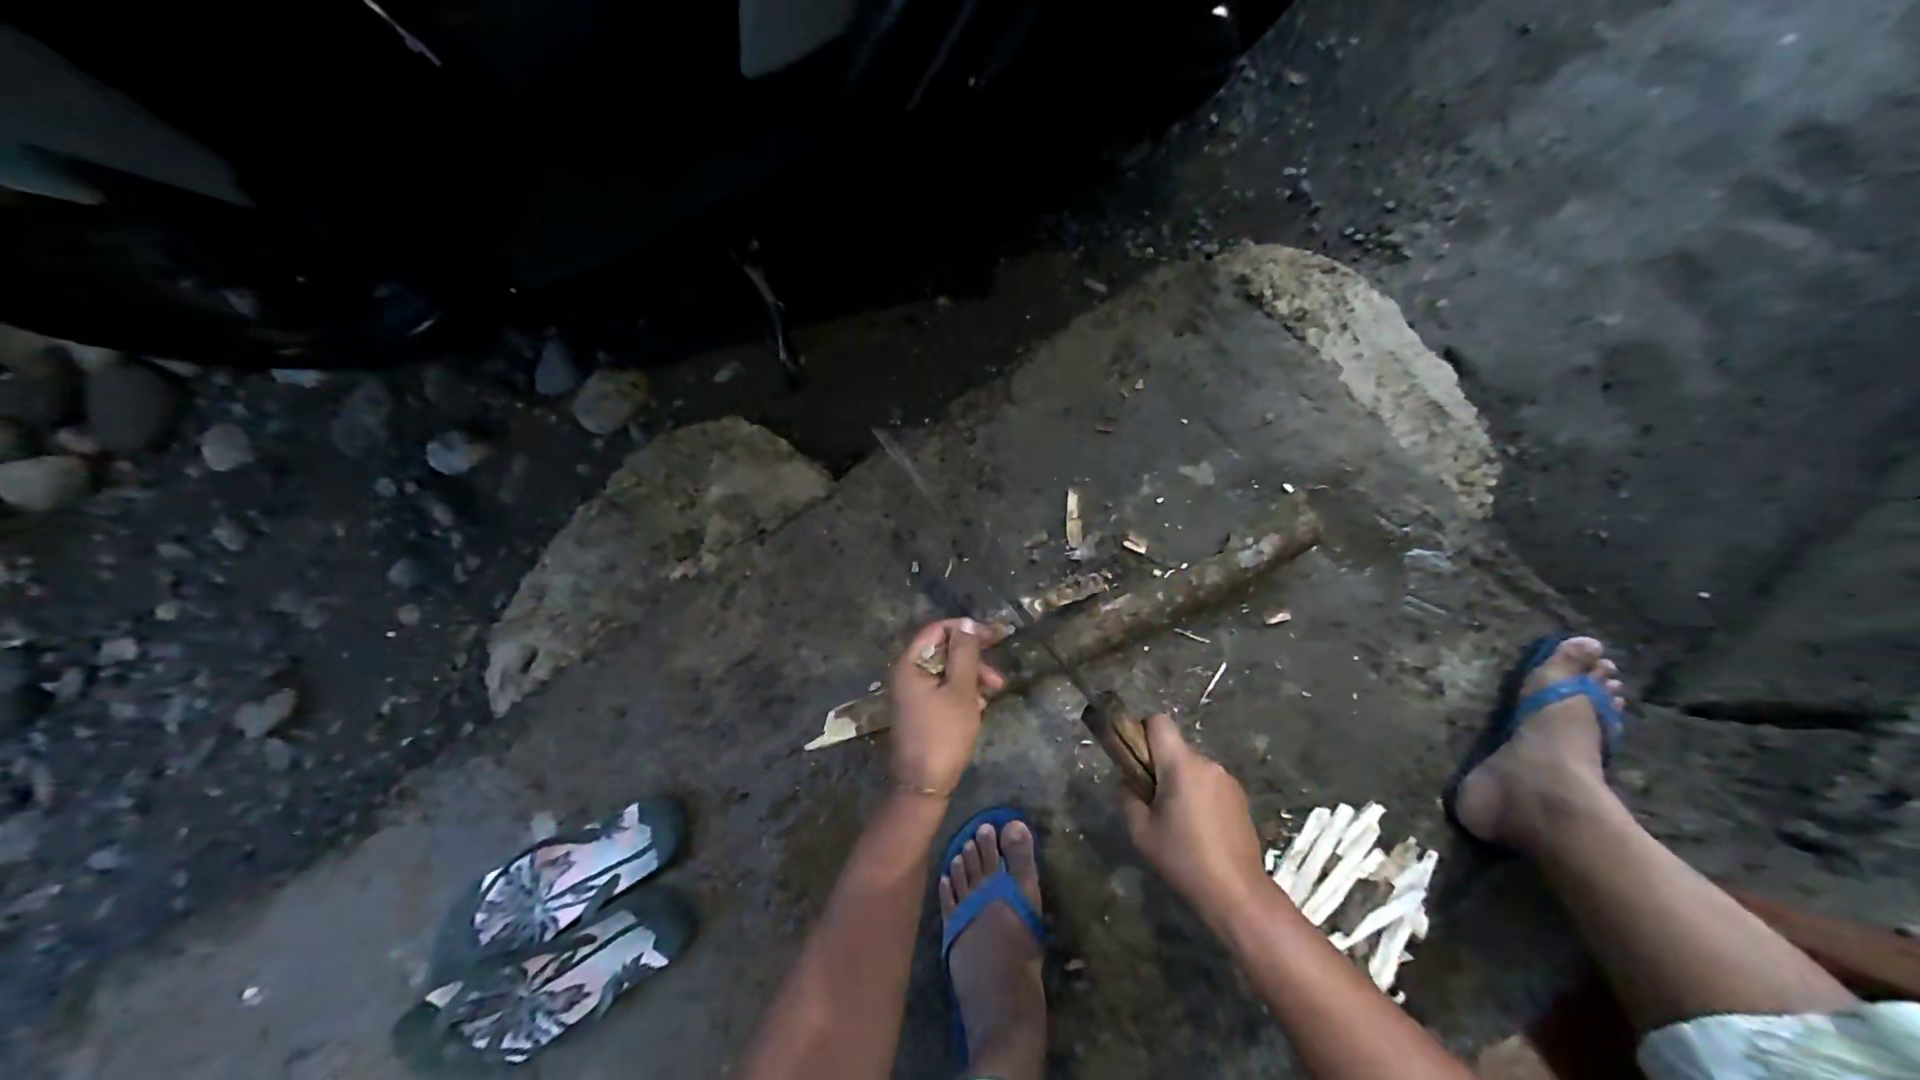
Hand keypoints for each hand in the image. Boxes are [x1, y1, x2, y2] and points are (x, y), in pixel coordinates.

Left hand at [888, 619, 1005, 795]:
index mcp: (910, 664)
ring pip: (946, 672)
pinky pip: (943, 689)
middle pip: (943, 651)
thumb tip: (967, 623)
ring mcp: (912, 693)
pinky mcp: (920, 710)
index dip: (967, 630)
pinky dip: (962, 693)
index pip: (937, 630)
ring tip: (993, 694)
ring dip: (971, 677)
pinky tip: (979, 706)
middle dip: (973, 659)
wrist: (924, 784)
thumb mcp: (960, 690)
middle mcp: (906, 674)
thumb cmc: (943, 734)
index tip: (995, 637)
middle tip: (998, 675)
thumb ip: (965, 654)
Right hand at [1120, 713, 1272, 928]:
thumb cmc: (1183, 858)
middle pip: (1175, 748)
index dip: (1142, 732)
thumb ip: (1127, 797)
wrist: (1236, 891)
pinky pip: (1209, 783)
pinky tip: (1199, 828)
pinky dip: (1199, 794)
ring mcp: (1227, 780)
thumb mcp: (1140, 831)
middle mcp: (1207, 764)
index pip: (1159, 722)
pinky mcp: (1240, 797)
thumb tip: (1129, 782)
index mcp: (1182, 765)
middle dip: (1160, 766)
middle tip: (1153, 802)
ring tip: (1178, 821)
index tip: (1136, 761)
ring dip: (1181, 782)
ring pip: (1192, 767)